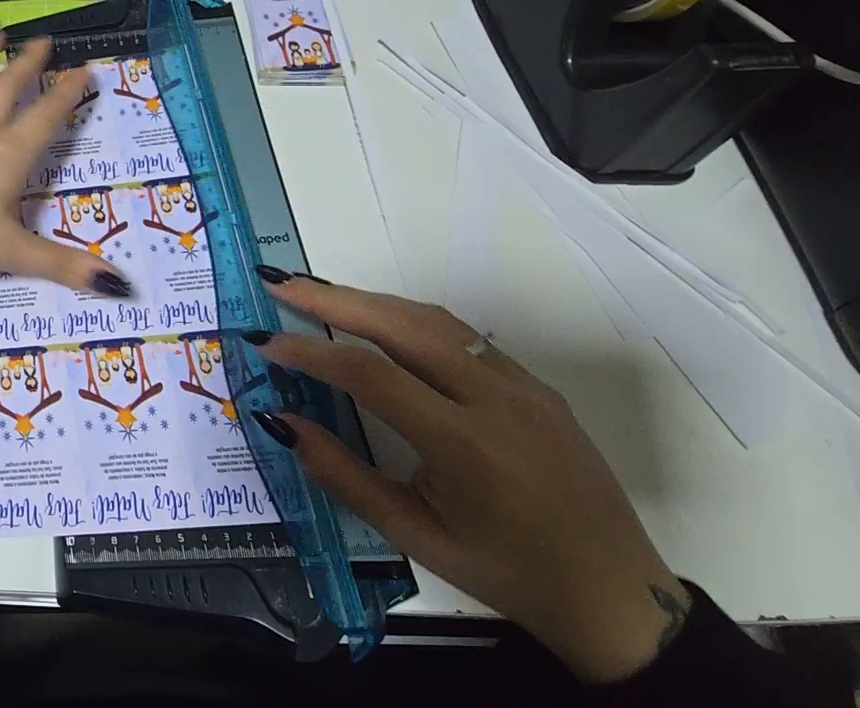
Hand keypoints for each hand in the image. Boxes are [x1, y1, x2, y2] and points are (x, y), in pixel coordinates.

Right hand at [245, 273, 689, 682]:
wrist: (616, 594)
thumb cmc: (504, 571)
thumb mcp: (413, 535)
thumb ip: (341, 474)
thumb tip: (278, 421)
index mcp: (465, 444)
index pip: (369, 374)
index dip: (309, 352)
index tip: (263, 343)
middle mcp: (497, 399)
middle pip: (401, 324)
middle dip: (332, 299)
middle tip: (277, 283)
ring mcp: (523, 386)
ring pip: (433, 319)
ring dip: (369, 299)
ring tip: (315, 292)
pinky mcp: (535, 385)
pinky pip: (461, 335)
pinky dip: (406, 317)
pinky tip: (376, 319)